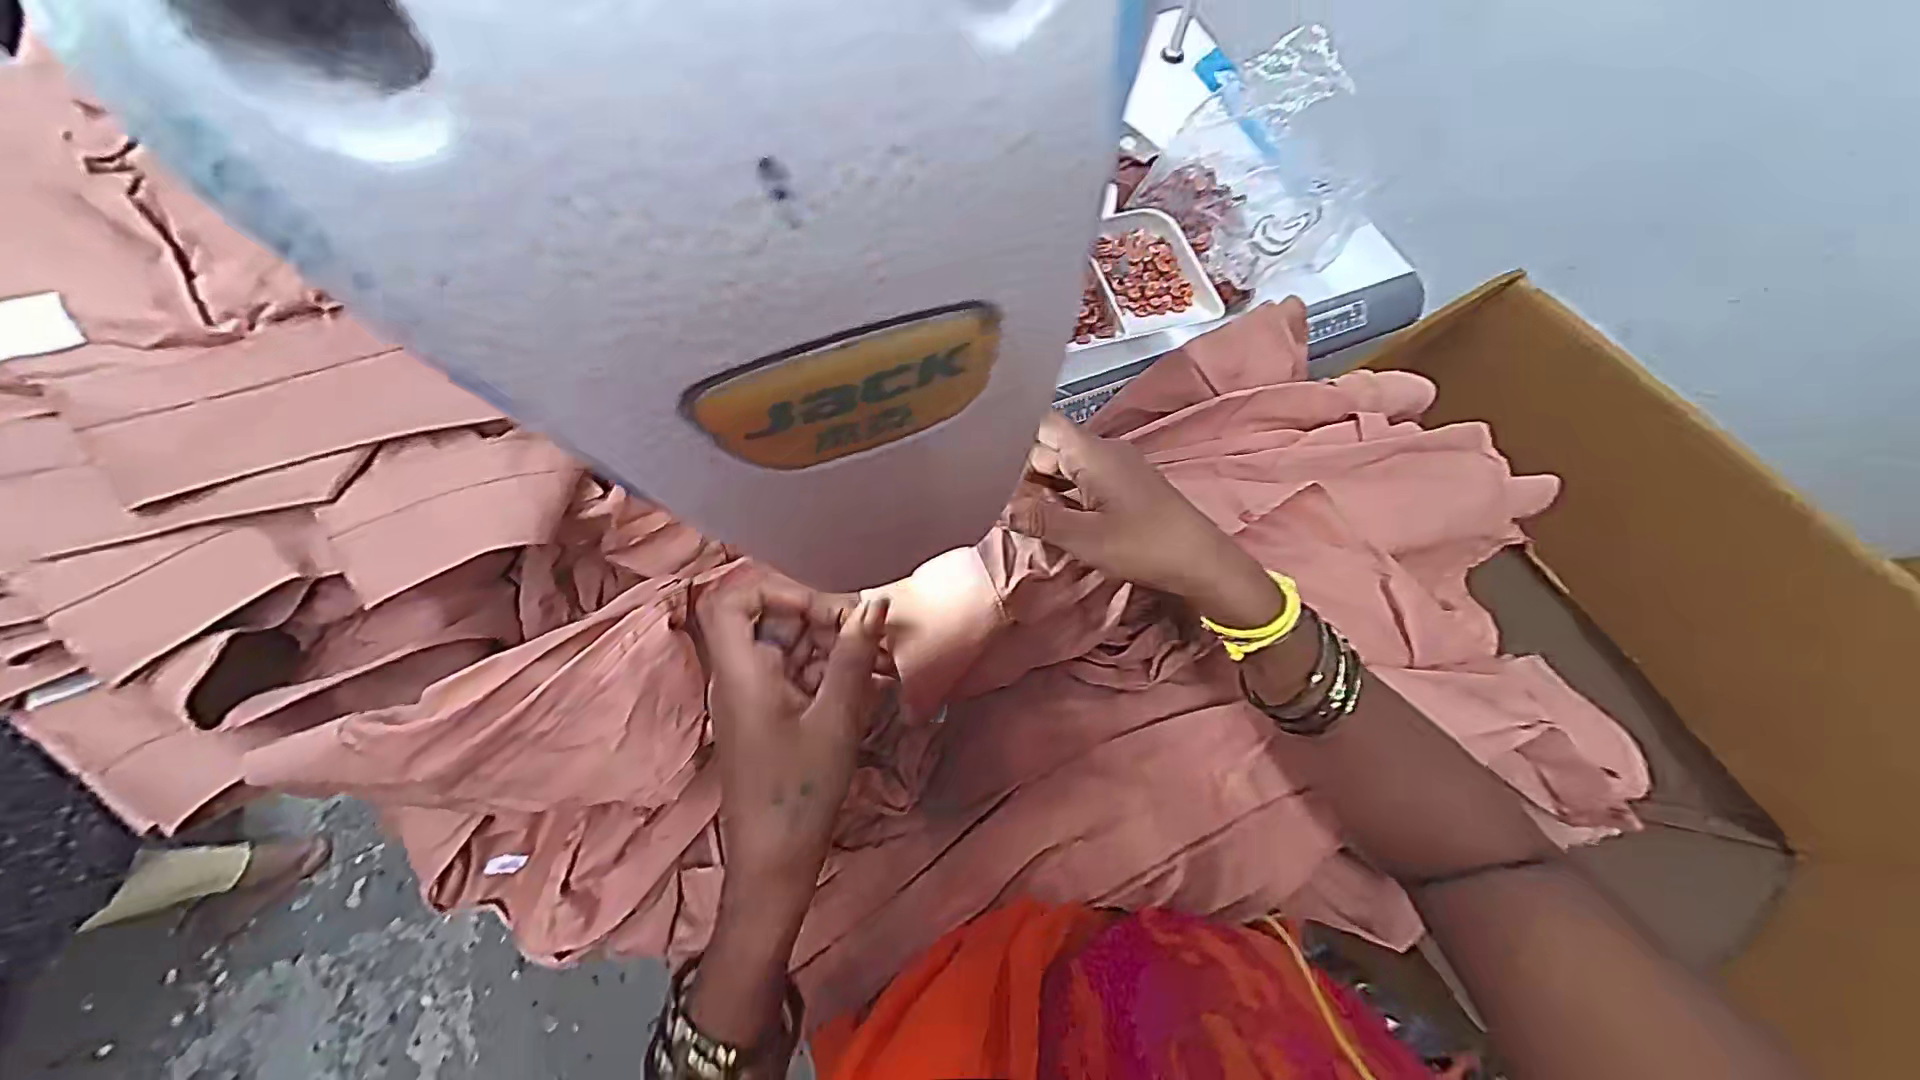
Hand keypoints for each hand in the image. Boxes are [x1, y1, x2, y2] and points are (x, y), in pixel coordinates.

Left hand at [693, 569, 890, 893]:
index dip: (777, 590)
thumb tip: (874, 604)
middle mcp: (738, 677)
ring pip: (785, 647)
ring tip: (872, 664)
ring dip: (828, 648)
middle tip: (864, 638)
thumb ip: (853, 654)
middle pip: (767, 620)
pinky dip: (823, 673)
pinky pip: (791, 675)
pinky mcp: (764, 715)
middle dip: (819, 620)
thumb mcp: (836, 716)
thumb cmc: (800, 790)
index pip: (732, 599)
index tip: (824, 611)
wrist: (774, 861)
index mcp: (741, 671)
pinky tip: (859, 687)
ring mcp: (750, 697)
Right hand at [1007, 411, 1280, 628]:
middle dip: (1018, 469)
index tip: (979, 450)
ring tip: (1006, 508)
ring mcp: (1112, 470)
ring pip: (1061, 469)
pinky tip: (1041, 518)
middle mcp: (1101, 453)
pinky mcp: (1120, 489)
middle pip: (1047, 448)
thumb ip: (1038, 520)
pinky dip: (1057, 497)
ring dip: (1037, 488)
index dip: (1011, 432)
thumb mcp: (1085, 538)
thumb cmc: (1144, 545)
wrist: (1201, 562)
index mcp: (1091, 452)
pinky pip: (1077, 484)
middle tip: (985, 494)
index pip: (1042, 424)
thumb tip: (997, 508)